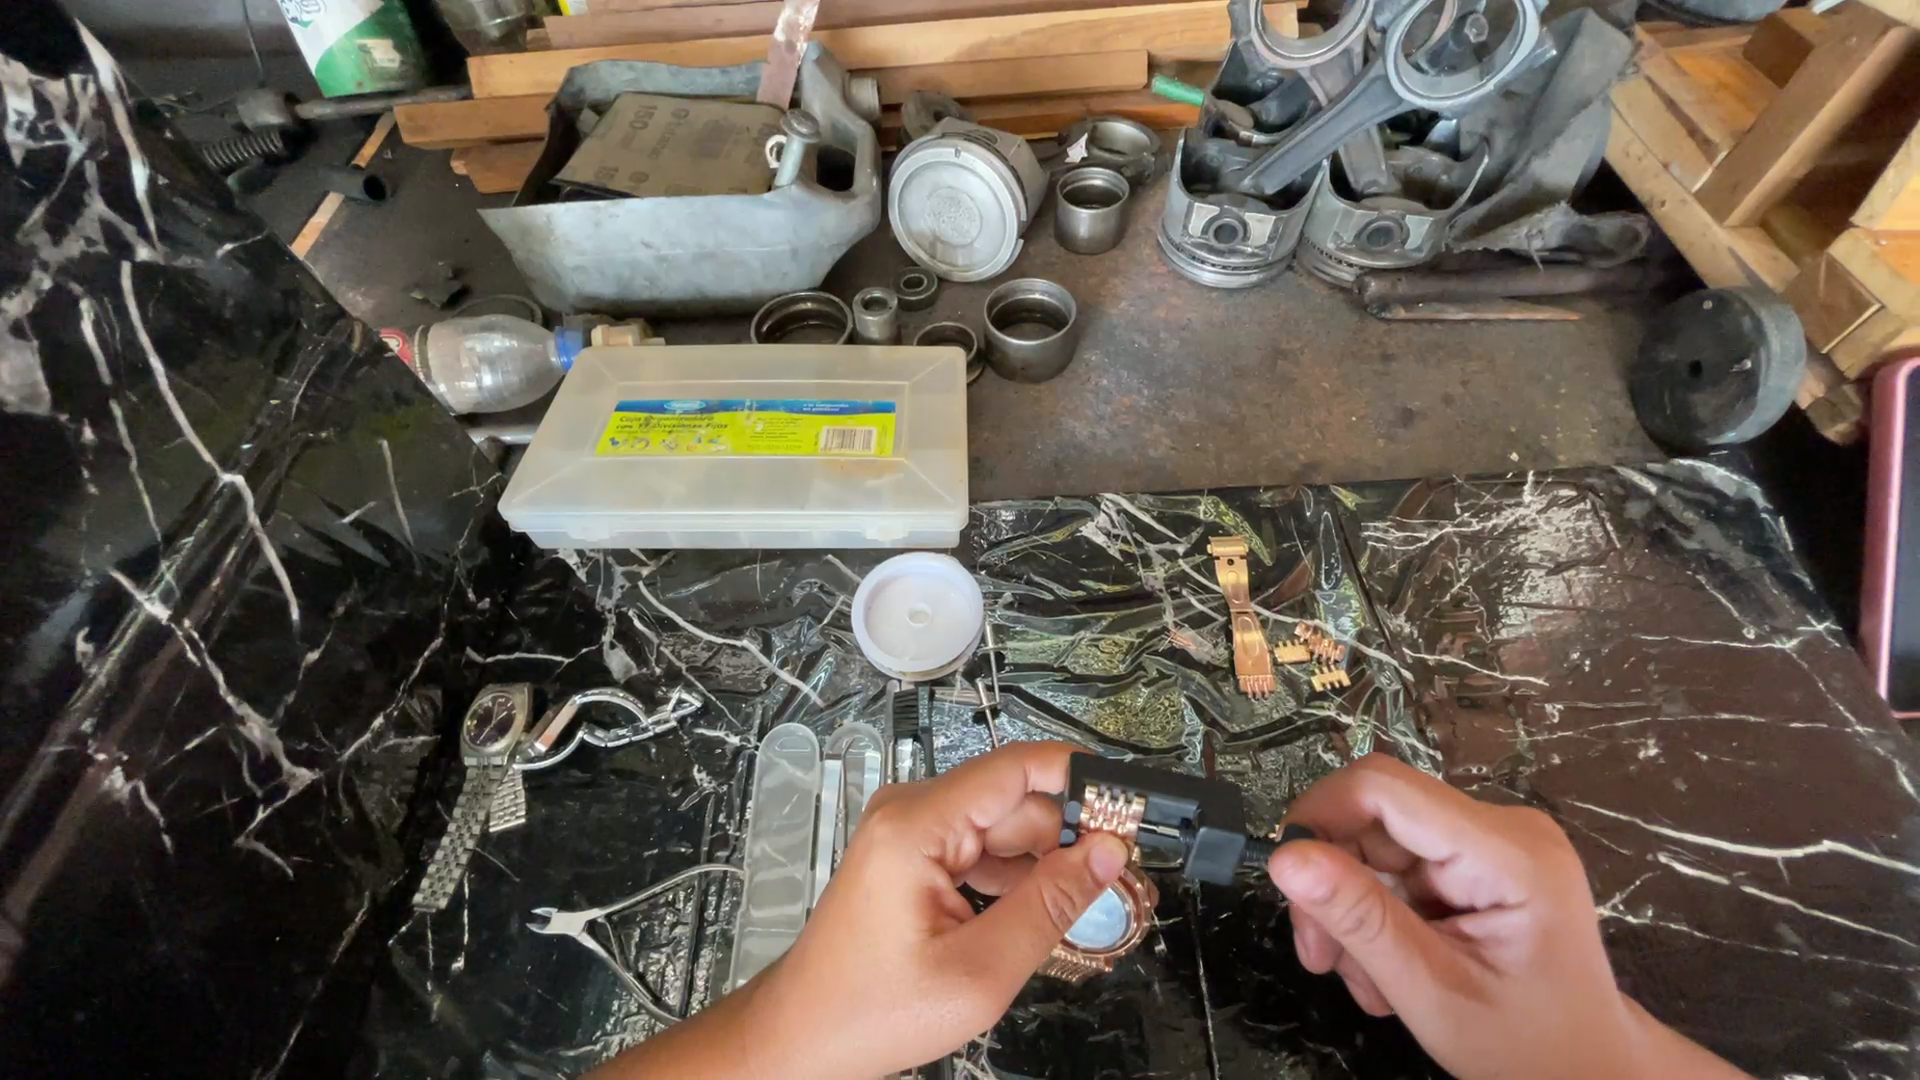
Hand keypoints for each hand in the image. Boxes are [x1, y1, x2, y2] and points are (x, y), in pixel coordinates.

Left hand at [595, 741, 1129, 1079]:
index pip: (1014, 768)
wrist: (801, 1035)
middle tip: (1114, 880)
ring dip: (1039, 862)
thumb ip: (1049, 906)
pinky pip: (977, 846)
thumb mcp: (979, 973)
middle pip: (1012, 802)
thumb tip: (1110, 852)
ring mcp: (910, 826)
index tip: (1129, 802)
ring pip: (999, 826)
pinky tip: (1030, 911)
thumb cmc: (876, 1011)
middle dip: (1064, 836)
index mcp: (919, 823)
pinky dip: (1010, 874)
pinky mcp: (912, 848)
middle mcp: (913, 808)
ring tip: (1074, 905)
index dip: (1077, 775)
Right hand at [1267, 754, 1745, 1079]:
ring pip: (1370, 839)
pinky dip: (1370, 906)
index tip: (1286, 875)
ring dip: (1347, 903)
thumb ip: (1358, 920)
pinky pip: (1389, 858)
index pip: (1383, 787)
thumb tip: (1282, 857)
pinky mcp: (1469, 853)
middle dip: (1332, 879)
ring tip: (1357, 976)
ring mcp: (1485, 836)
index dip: (1319, 813)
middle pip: (1371, 815)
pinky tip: (1379, 959)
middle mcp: (1498, 825)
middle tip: (1316, 954)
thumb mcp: (1432, 994)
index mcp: (1508, 852)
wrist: (1594, 1076)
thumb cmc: (1529, 1050)